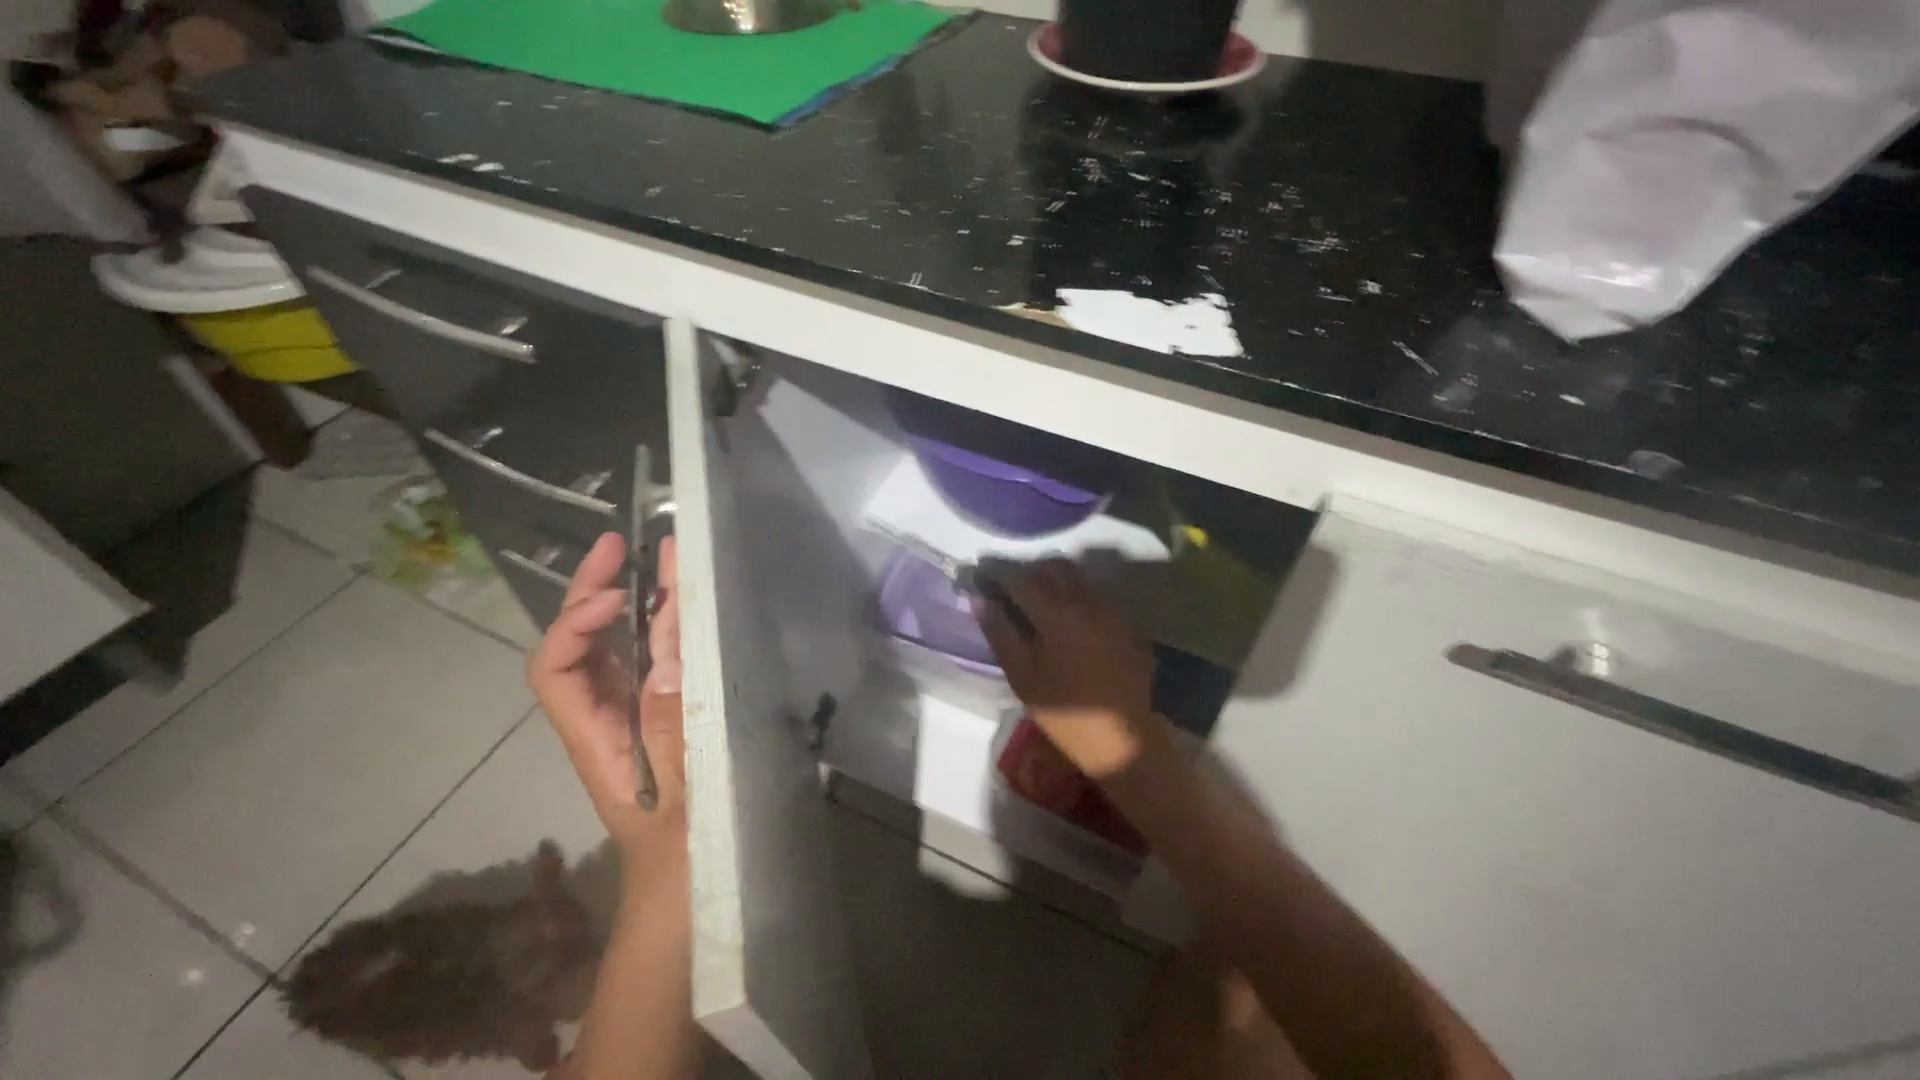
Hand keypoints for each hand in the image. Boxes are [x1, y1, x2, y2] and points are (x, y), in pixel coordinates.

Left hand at [528, 532, 684, 866]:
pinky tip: (680, 608)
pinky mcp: (659, 722)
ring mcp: (630, 720)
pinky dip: (660, 630)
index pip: (556, 670)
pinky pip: (648, 666)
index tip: (622, 598)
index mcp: (595, 740)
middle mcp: (602, 720)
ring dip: (626, 602)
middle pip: (576, 647)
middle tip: (617, 545)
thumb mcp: (685, 801)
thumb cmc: (685, 859)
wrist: (688, 898)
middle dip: (590, 593)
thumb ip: (675, 735)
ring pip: (612, 651)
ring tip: (652, 559)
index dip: (578, 625)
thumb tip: (669, 661)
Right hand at [974, 559, 1156, 777]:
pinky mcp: (1129, 623)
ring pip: (1079, 577)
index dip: (998, 571)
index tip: (982, 573)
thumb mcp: (1023, 678)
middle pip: (1054, 567)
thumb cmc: (1065, 715)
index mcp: (1058, 615)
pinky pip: (1098, 595)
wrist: (1122, 740)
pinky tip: (1069, 617)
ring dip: (1055, 578)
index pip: (1021, 578)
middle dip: (1029, 569)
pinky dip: (1078, 594)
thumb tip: (979, 598)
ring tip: (1038, 598)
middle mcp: (1088, 602)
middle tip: (1010, 585)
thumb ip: (1000, 633)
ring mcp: (1113, 610)